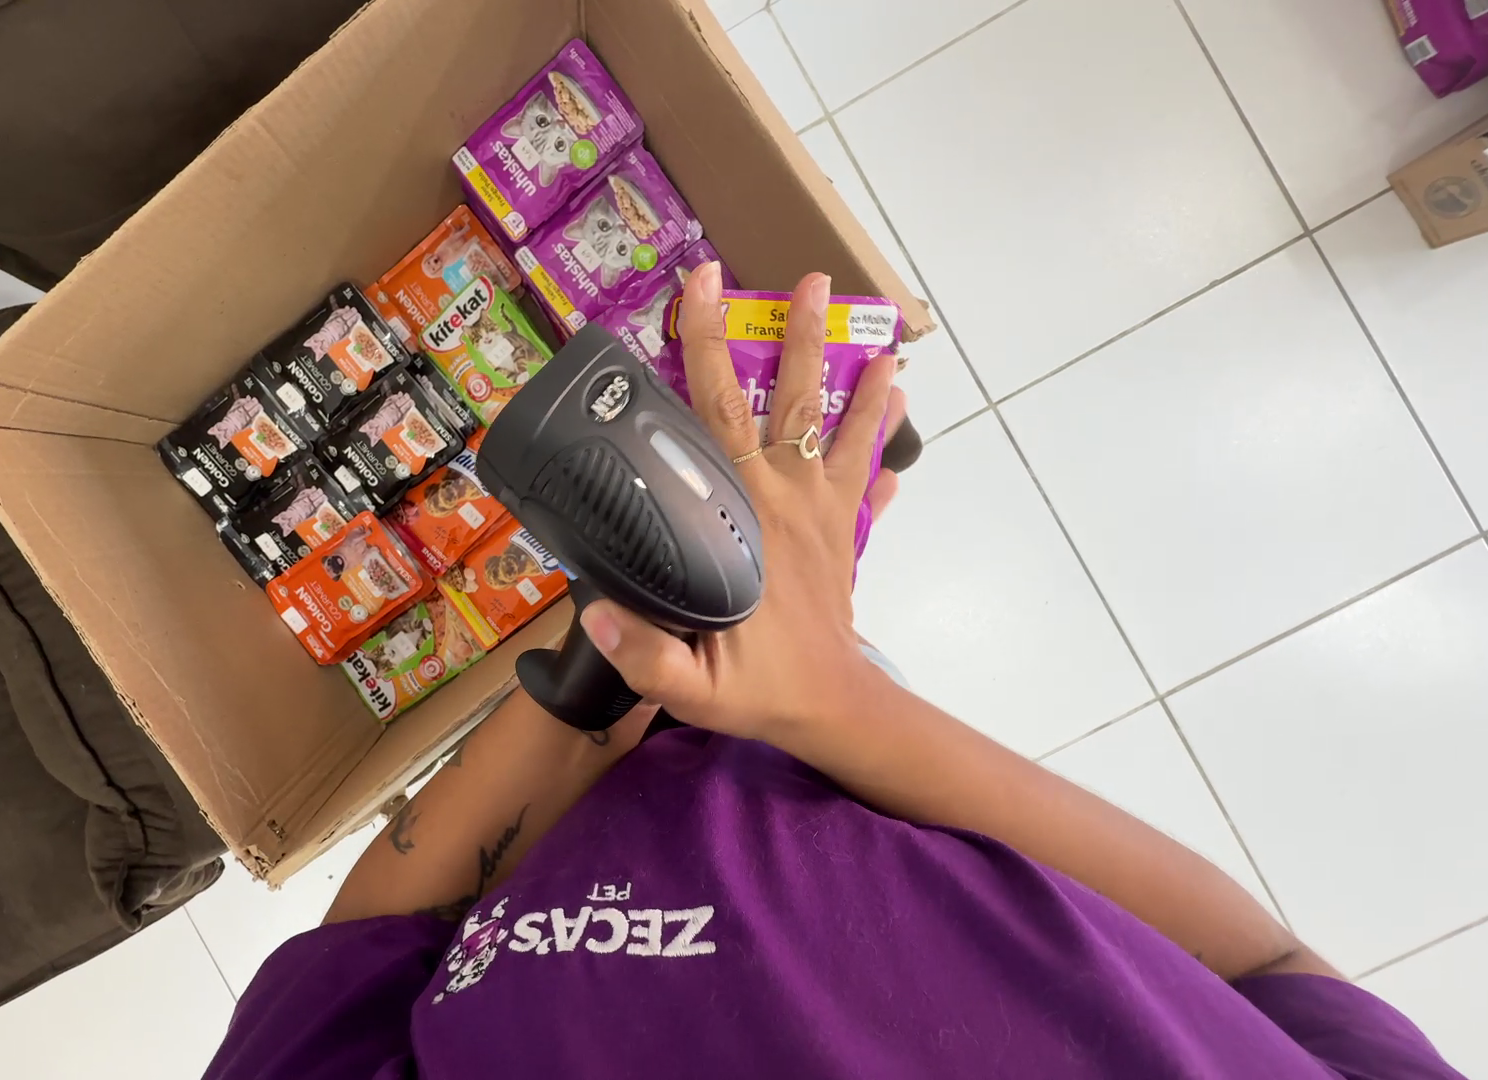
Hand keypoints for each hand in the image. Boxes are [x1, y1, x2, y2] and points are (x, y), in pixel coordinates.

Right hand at [578, 263, 905, 742]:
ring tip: (878, 335)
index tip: (702, 288)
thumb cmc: (760, 688)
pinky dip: (881, 449)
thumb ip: (642, 653)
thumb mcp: (687, 685)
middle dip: (797, 336)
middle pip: (791, 401)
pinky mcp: (846, 534)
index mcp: (747, 513)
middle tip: (808, 281)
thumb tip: (594, 614)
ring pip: (842, 430)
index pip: (720, 413)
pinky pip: (869, 481)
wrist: (832, 708)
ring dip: (857, 381)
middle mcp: (790, 498)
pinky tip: (893, 422)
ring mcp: (826, 513)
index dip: (707, 346)